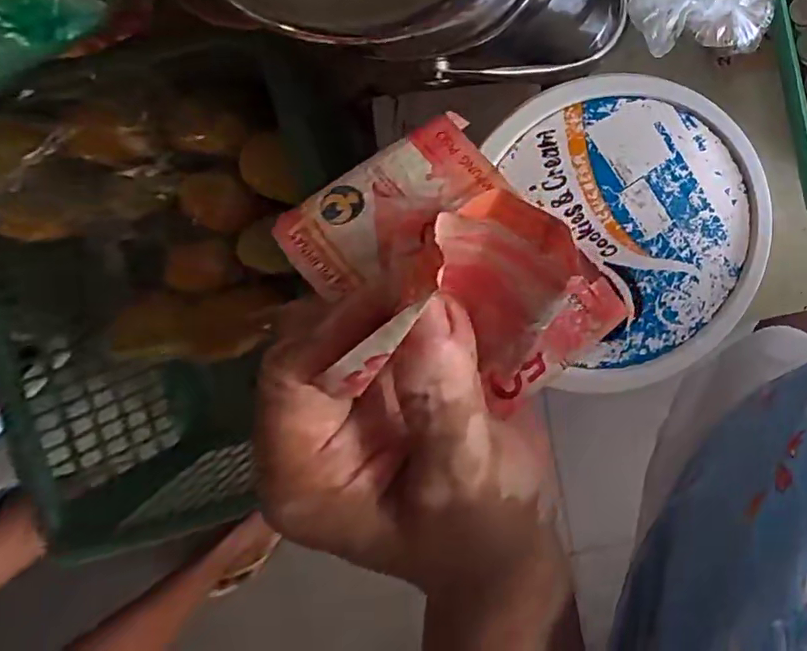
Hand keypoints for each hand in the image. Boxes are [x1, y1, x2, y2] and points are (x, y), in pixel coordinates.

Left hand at [255, 292, 561, 606]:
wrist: (513, 543)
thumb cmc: (481, 526)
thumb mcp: (460, 474)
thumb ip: (439, 399)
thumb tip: (425, 308)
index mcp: (302, 468)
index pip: (293, 376)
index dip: (343, 325)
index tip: (409, 285)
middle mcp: (320, 429)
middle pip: (324, 342)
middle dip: (378, 301)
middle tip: (435, 262)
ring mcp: (365, 404)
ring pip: (367, 328)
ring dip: (410, 297)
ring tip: (454, 265)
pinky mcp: (406, 387)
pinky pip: (409, 333)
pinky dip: (437, 308)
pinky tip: (468, 289)